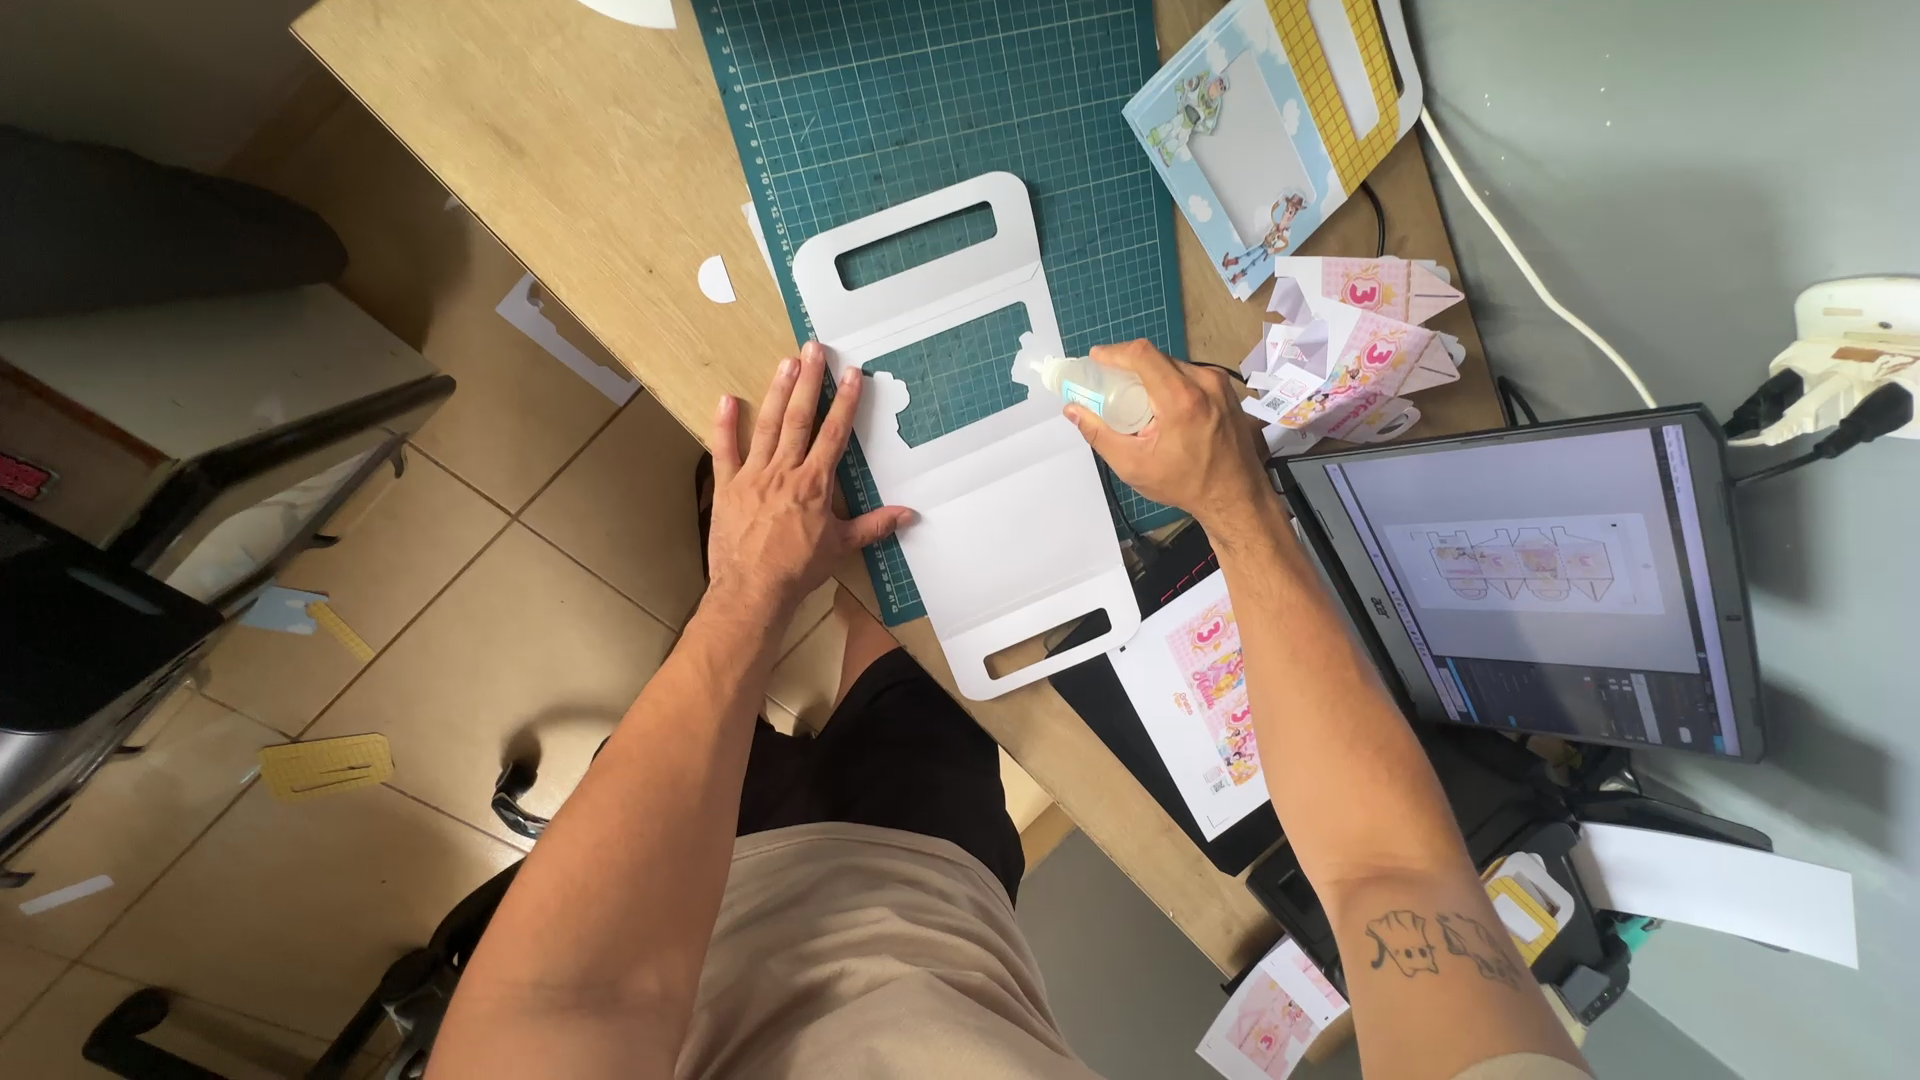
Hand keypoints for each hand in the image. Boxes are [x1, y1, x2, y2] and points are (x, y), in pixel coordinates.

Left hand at [707, 342, 911, 616]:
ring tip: (786, 362)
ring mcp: (753, 476)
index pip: (834, 434)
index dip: (845, 402)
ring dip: (778, 391)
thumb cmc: (798, 570)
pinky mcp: (728, 486)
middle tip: (814, 349)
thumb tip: (909, 515)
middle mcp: (785, 471)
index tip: (852, 375)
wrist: (753, 589)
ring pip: (767, 425)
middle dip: (810, 381)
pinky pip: (725, 450)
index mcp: (815, 484)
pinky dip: (724, 424)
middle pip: (800, 418)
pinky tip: (727, 399)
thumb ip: (874, 526)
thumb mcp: (841, 546)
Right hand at [1063, 339, 1273, 540]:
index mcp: (1181, 399)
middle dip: (1129, 366)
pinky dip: (1169, 383)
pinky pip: (1190, 375)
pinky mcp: (1226, 390)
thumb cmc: (1184, 484)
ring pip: (1174, 365)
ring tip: (1135, 400)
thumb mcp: (1133, 465)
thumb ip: (1098, 434)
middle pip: (1157, 358)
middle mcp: (1204, 382)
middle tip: (1109, 384)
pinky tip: (1160, 407)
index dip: (1114, 352)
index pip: (1143, 355)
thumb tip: (1073, 410)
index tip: (1095, 359)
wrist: (1234, 496)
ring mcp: (1219, 384)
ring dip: (1150, 376)